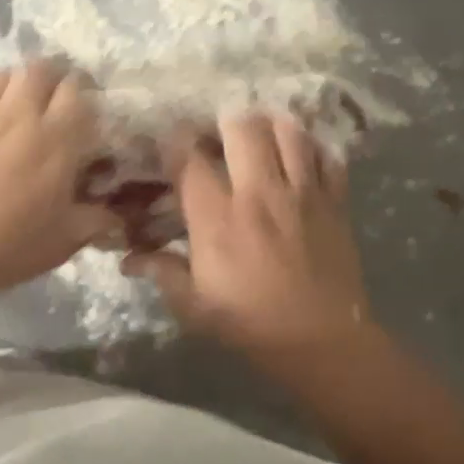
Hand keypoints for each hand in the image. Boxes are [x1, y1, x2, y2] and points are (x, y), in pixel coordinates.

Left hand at [0, 62, 118, 299]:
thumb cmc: (3, 247)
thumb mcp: (61, 243)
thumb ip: (92, 221)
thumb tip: (115, 215)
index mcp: (56, 139)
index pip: (78, 91)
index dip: (83, 94)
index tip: (84, 112)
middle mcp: (18, 113)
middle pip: (39, 68)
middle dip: (49, 79)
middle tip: (49, 104)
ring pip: (1, 76)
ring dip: (12, 87)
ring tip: (11, 110)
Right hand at [125, 111, 371, 359]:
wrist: (320, 342)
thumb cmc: (248, 323)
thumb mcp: (192, 304)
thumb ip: (161, 271)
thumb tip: (127, 259)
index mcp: (217, 218)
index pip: (189, 158)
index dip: (175, 142)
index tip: (171, 144)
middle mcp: (259, 193)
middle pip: (242, 127)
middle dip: (224, 121)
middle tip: (217, 133)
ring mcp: (302, 194)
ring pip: (289, 131)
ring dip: (270, 124)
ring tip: (259, 133)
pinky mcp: (335, 202)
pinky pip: (327, 157)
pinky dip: (312, 149)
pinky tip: (299, 158)